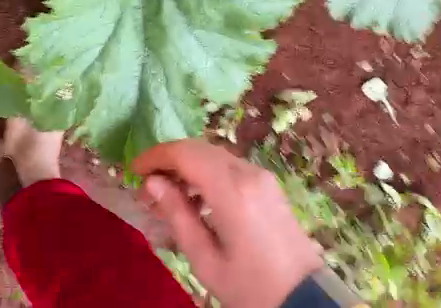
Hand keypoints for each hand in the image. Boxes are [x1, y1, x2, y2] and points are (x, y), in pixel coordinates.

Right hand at [134, 139, 324, 307]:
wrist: (307, 302)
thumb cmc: (251, 289)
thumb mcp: (206, 261)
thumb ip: (178, 216)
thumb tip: (152, 183)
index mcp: (231, 190)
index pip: (184, 154)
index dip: (155, 156)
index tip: (134, 171)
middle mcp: (247, 172)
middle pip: (198, 148)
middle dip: (169, 160)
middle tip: (147, 187)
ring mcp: (261, 175)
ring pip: (213, 154)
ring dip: (187, 165)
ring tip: (168, 195)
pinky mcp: (269, 184)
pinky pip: (229, 165)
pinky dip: (206, 172)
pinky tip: (196, 198)